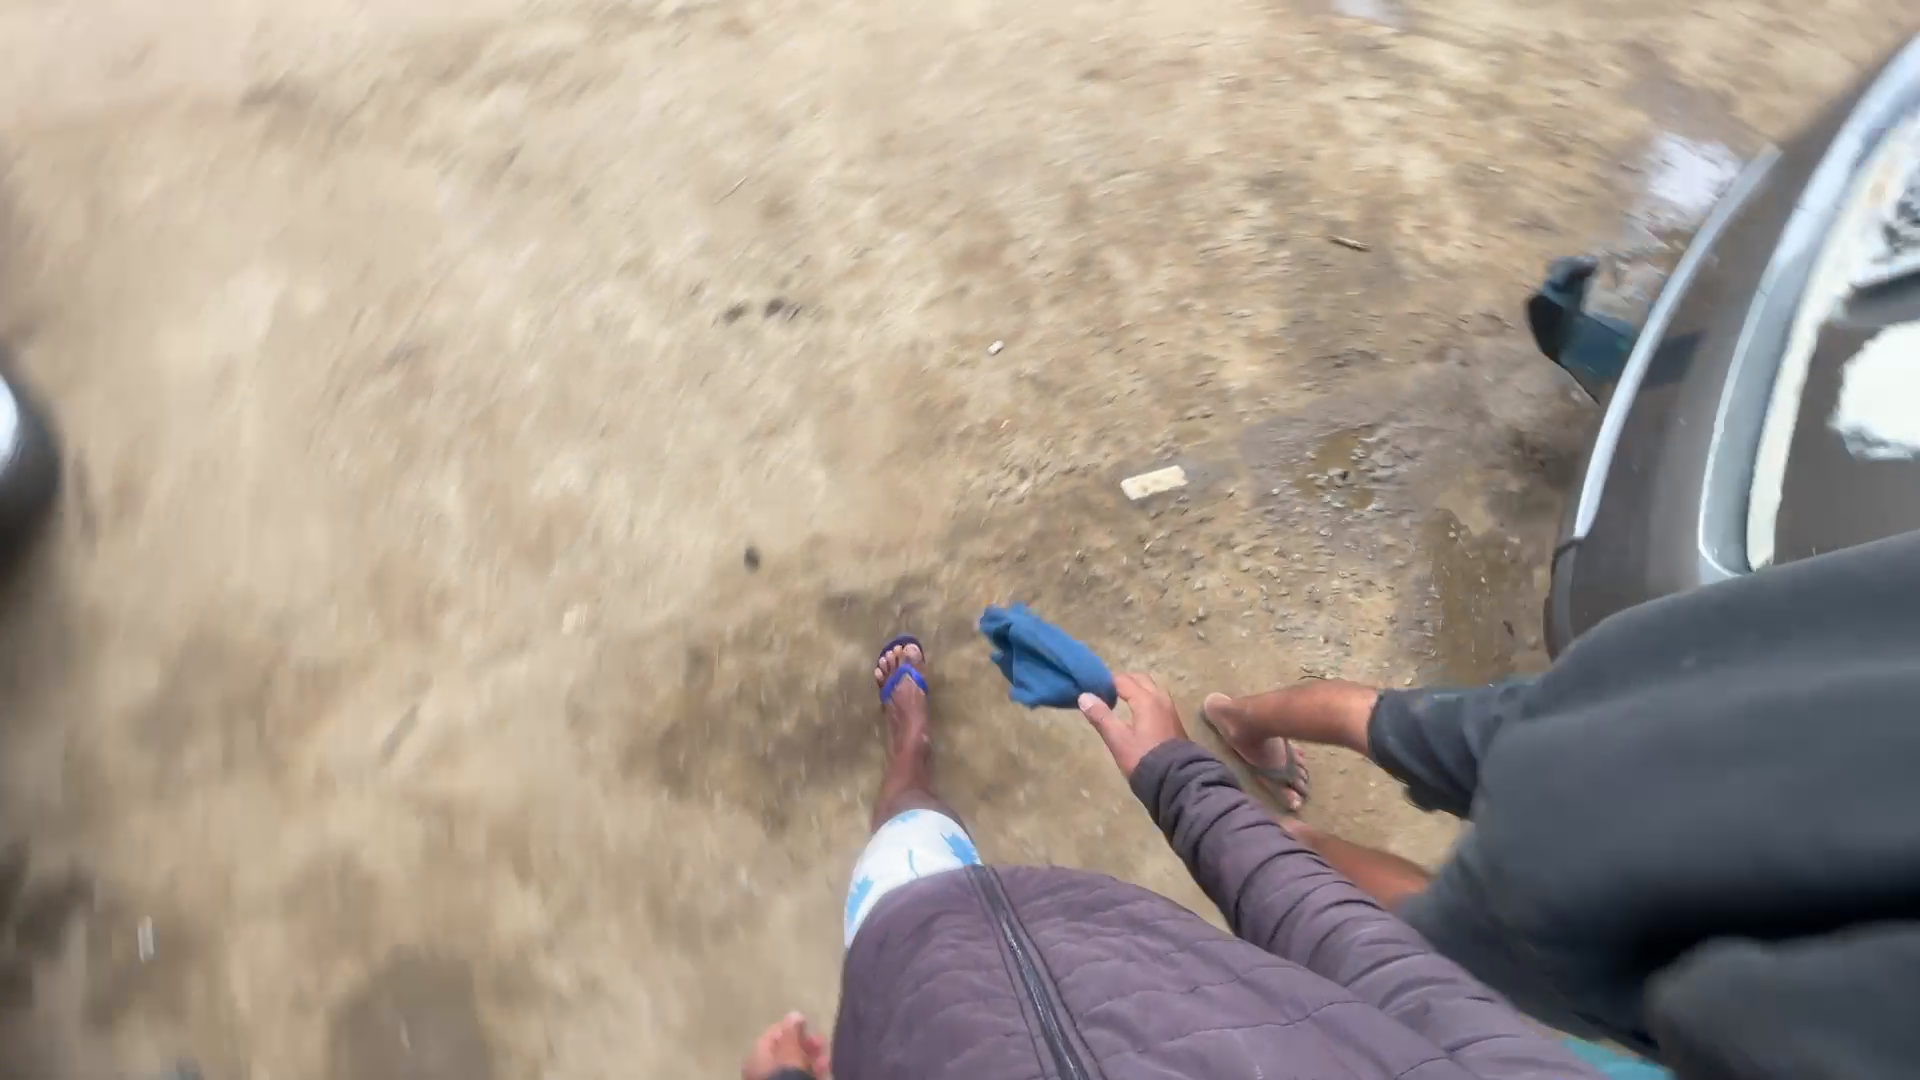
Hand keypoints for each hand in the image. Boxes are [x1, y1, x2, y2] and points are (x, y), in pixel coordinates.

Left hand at [742, 1012, 830, 1079]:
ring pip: (793, 1064)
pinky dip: (810, 1070)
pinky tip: (824, 1068)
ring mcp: (771, 1079)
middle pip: (785, 1048)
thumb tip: (794, 1014)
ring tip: (826, 1059)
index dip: (794, 1027)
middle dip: (806, 1044)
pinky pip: (796, 1075)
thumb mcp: (791, 1048)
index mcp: (757, 1053)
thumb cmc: (786, 1072)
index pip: (775, 1032)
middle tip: (821, 1043)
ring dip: (811, 1058)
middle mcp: (759, 1067)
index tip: (810, 1026)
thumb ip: (792, 1029)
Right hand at [1078, 673, 1187, 777]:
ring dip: (1136, 690)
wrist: (1176, 781)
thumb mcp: (1118, 740)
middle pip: (1140, 679)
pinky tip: (1137, 714)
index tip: (1092, 690)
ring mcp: (1170, 710)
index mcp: (1146, 700)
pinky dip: (1145, 700)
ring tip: (1120, 702)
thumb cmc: (1143, 758)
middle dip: (1123, 682)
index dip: (1106, 682)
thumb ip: (1101, 716)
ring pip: (1152, 689)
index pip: (1122, 680)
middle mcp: (1160, 699)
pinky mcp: (1175, 722)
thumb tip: (1084, 696)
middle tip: (1106, 693)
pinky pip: (1158, 701)